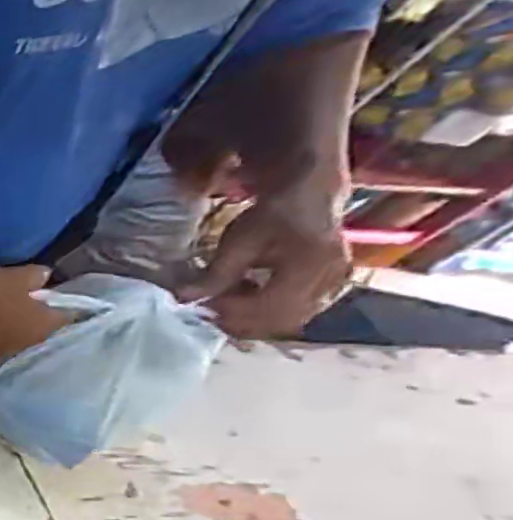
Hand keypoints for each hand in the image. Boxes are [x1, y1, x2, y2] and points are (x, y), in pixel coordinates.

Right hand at [0, 265, 70, 360]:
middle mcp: (17, 347)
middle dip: (27, 323)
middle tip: (17, 307)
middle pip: (30, 335)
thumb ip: (37, 276)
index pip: (61, 319)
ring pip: (2, 343)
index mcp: (38, 328)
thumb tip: (44, 277)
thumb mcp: (17, 274)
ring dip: (1, 332)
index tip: (47, 298)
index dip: (56, 307)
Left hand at [178, 203, 349, 337]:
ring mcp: (335, 285)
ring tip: (224, 302)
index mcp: (311, 266)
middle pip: (282, 320)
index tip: (203, 306)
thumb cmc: (272, 217)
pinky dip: (267, 312)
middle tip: (209, 311)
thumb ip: (216, 274)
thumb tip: (184, 298)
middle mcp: (331, 280)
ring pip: (290, 320)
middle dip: (242, 321)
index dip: (233, 313)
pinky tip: (245, 297)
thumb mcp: (238, 242)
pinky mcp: (330, 287)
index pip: (270, 307)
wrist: (309, 198)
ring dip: (254, 319)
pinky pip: (298, 312)